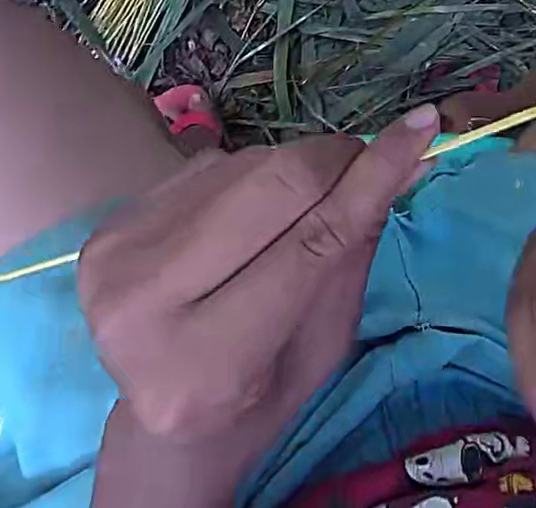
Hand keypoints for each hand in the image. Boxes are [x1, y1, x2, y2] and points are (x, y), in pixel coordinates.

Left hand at [78, 103, 439, 501]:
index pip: (313, 241)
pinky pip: (215, 163)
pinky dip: (254, 174)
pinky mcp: (111, 224)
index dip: (376, 174)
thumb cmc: (264, 389)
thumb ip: (361, 239)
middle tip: (368, 159)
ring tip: (300, 206)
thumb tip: (411, 155)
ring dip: (298, 168)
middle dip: (338, 160)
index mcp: (206, 367)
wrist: (164, 411)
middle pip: (276, 185)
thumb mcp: (328, 335)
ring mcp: (117, 256)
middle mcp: (142, 306)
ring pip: (249, 164)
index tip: (424, 125)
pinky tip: (248, 214)